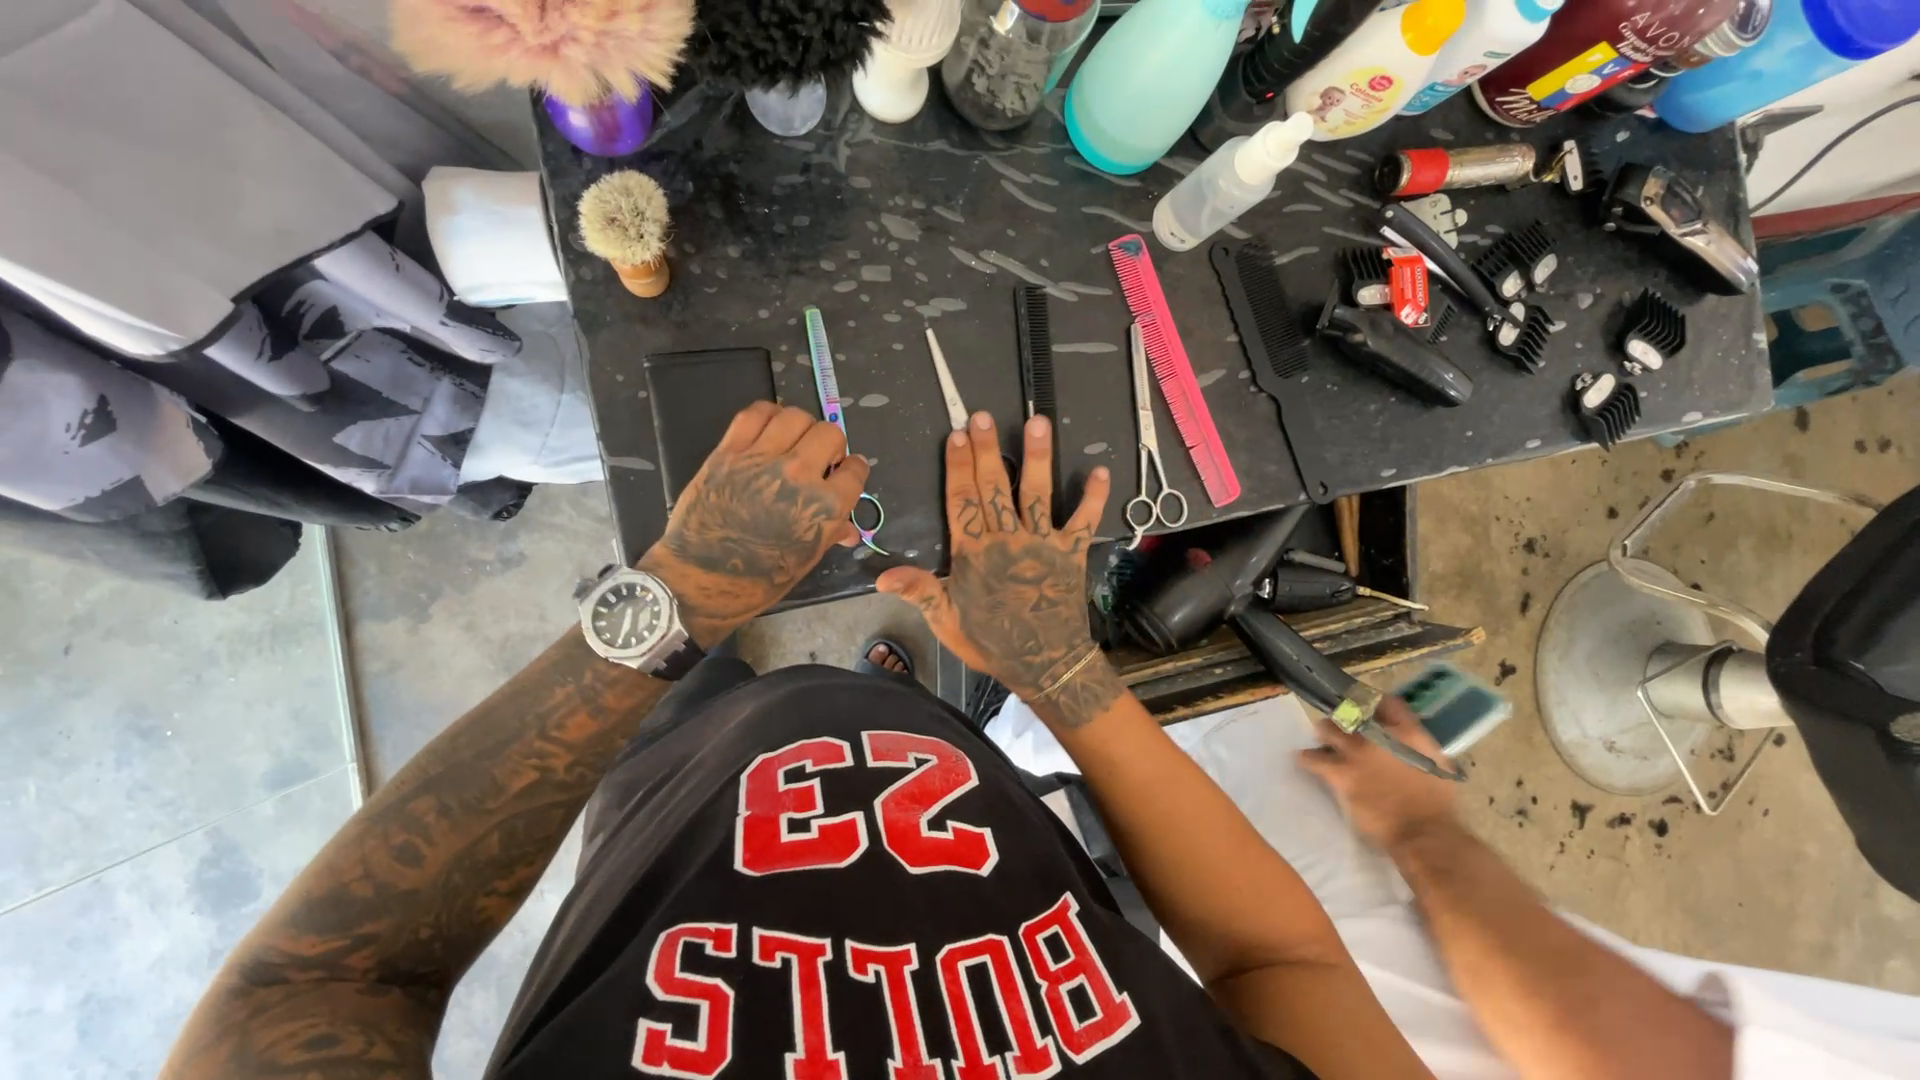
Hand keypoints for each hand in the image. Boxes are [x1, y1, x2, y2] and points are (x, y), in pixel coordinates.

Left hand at [639, 402, 868, 647]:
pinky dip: (768, 414)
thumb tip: (846, 528)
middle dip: (832, 445)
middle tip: (819, 459)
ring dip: (802, 427)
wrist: (701, 579)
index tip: (844, 473)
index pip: (856, 469)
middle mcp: (799, 475)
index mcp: (826, 507)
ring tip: (794, 442)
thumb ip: (830, 533)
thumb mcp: (806, 560)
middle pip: (830, 433)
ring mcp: (762, 459)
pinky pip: (754, 413)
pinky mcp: (729, 451)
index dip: (853, 470)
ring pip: (796, 416)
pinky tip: (769, 428)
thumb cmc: (759, 580)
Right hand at [878, 412, 1118, 726]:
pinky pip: (1083, 521)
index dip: (958, 466)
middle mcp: (1007, 539)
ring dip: (1038, 457)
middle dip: (987, 450)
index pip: (962, 500)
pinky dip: (1093, 498)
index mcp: (974, 553)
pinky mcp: (1070, 552)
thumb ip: (918, 591)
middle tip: (984, 416)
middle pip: (994, 487)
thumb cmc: (992, 642)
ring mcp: (1041, 543)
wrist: (1044, 663)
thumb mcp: (946, 622)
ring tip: (1038, 423)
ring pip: (1037, 493)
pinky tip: (1100, 471)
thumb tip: (881, 575)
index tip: (957, 435)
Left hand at [1298, 696, 1461, 853]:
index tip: (1365, 708)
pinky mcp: (1339, 772)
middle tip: (1343, 730)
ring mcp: (1356, 752)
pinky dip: (1308, 759)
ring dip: (1325, 736)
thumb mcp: (1437, 764)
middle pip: (1349, 711)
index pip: (1385, 701)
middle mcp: (1378, 734)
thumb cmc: (1437, 803)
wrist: (1422, 831)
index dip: (1372, 703)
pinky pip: (1311, 759)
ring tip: (1325, 745)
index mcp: (1408, 731)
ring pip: (1326, 730)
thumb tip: (1408, 740)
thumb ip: (1419, 745)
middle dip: (1344, 719)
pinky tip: (1308, 762)